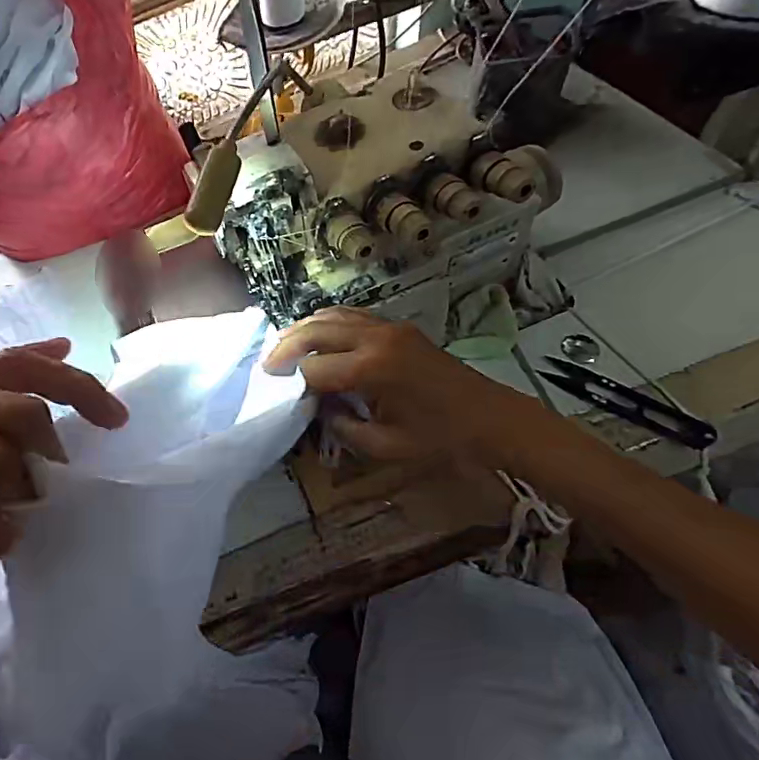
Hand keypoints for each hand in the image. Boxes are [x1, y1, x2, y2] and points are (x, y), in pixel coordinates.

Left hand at [0, 339, 127, 640]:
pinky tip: (64, 352)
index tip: (34, 529)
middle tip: (65, 497)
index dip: (20, 491)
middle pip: (5, 405)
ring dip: (62, 391)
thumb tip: (9, 527)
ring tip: (110, 415)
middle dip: (49, 449)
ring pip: (4, 374)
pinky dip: (31, 364)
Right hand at [263, 306, 578, 480]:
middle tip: (268, 365)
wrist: (490, 416)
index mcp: (371, 369)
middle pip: (314, 331)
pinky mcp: (396, 325)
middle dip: (286, 347)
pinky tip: (316, 335)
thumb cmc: (440, 438)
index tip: (288, 396)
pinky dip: (326, 321)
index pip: (313, 367)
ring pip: (329, 315)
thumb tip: (318, 407)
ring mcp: (387, 327)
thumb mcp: (386, 445)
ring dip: (302, 329)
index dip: (296, 382)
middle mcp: (375, 338)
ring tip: (284, 347)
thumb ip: (342, 426)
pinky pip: (350, 314)